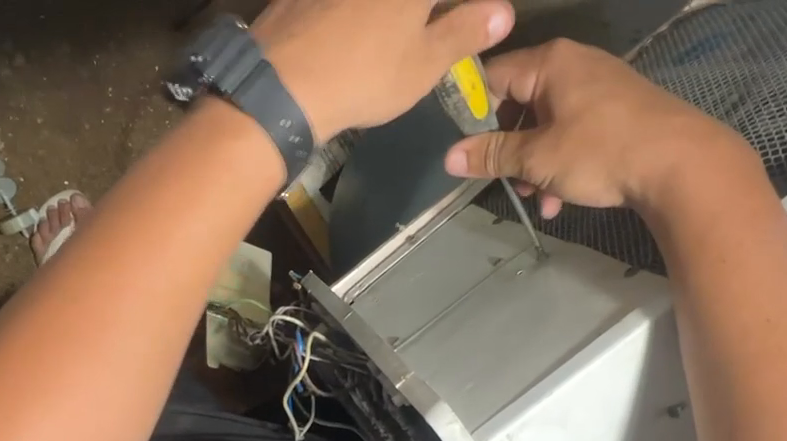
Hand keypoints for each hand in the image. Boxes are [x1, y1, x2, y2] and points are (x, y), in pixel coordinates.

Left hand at [251, 0, 515, 143]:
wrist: (283, 85)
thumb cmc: (365, 77)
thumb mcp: (423, 65)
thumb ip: (463, 32)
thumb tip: (503, 11)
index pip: (450, 1)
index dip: (464, 11)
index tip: (474, 19)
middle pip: (409, 4)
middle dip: (422, 17)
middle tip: (425, 30)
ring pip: (374, 7)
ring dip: (386, 18)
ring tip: (390, 38)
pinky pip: (338, 3)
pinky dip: (352, 15)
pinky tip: (352, 28)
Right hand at [443, 39, 757, 219]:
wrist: (678, 163)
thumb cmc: (600, 151)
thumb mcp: (537, 158)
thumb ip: (492, 155)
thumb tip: (449, 156)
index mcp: (550, 63)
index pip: (493, 77)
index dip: (474, 113)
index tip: (466, 148)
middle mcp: (574, 66)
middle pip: (520, 104)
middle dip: (509, 149)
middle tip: (505, 181)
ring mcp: (598, 88)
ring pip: (547, 127)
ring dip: (534, 167)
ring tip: (538, 199)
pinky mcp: (617, 113)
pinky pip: (573, 135)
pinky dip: (561, 166)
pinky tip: (561, 201)